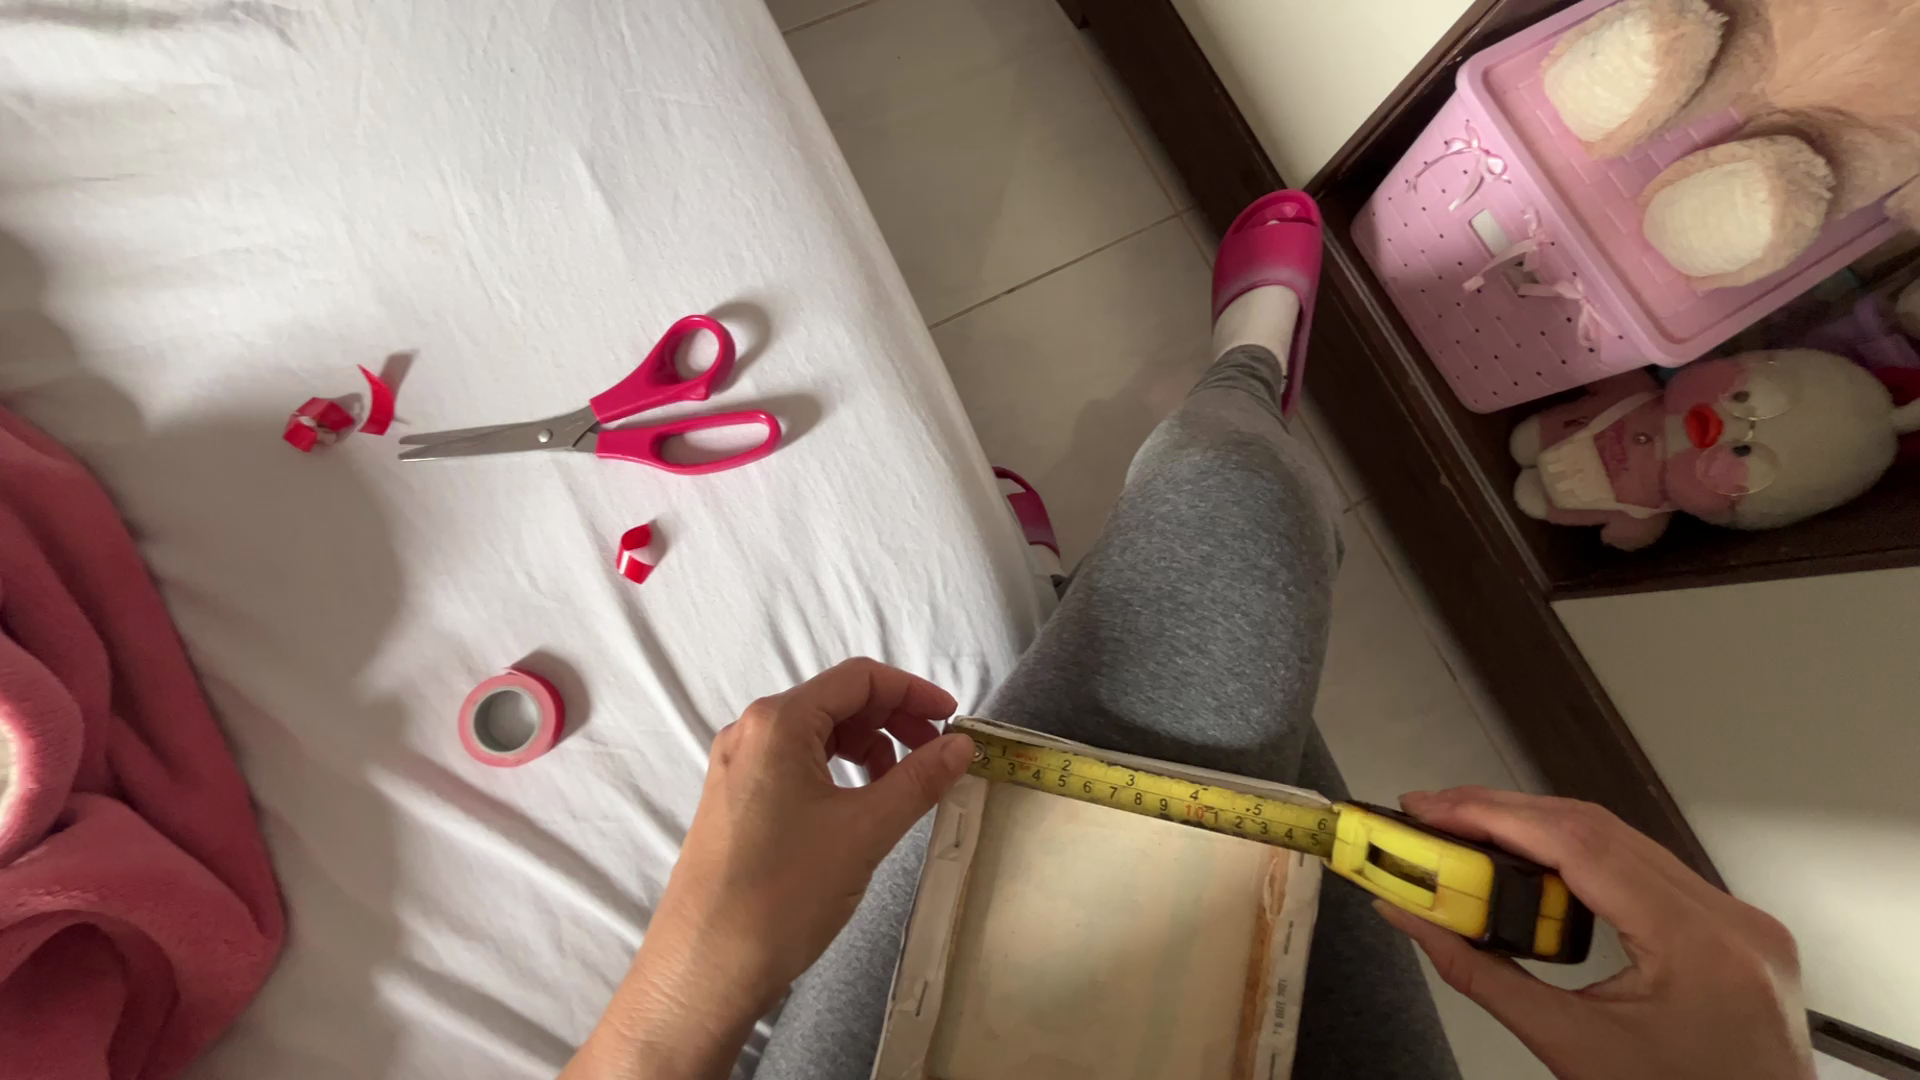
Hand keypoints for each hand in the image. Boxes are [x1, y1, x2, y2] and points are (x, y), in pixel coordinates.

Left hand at [563, 658, 974, 1079]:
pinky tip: (858, 803)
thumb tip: (962, 744)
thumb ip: (920, 779)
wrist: (701, 974)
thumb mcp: (865, 830)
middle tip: (935, 753)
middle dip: (893, 719)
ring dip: (868, 746)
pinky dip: (838, 769)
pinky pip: (797, 762)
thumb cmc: (784, 892)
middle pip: (838, 700)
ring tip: (900, 785)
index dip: (913, 691)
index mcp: (779, 721)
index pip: (859, 678)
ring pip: (818, 732)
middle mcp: (752, 729)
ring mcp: (738, 764)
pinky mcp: (735, 797)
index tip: (952, 719)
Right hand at [1377, 788, 1813, 1079]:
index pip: (1577, 845)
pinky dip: (1563, 840)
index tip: (1425, 809)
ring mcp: (1733, 913)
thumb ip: (1473, 970)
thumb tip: (1398, 911)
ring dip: (1527, 818)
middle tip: (1427, 809)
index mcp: (1697, 945)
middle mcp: (1727, 915)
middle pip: (1592, 825)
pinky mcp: (1725, 919)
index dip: (1491, 814)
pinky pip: (1631, 855)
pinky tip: (1519, 846)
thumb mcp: (1565, 1043)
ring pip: (1611, 832)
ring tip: (1459, 821)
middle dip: (1499, 808)